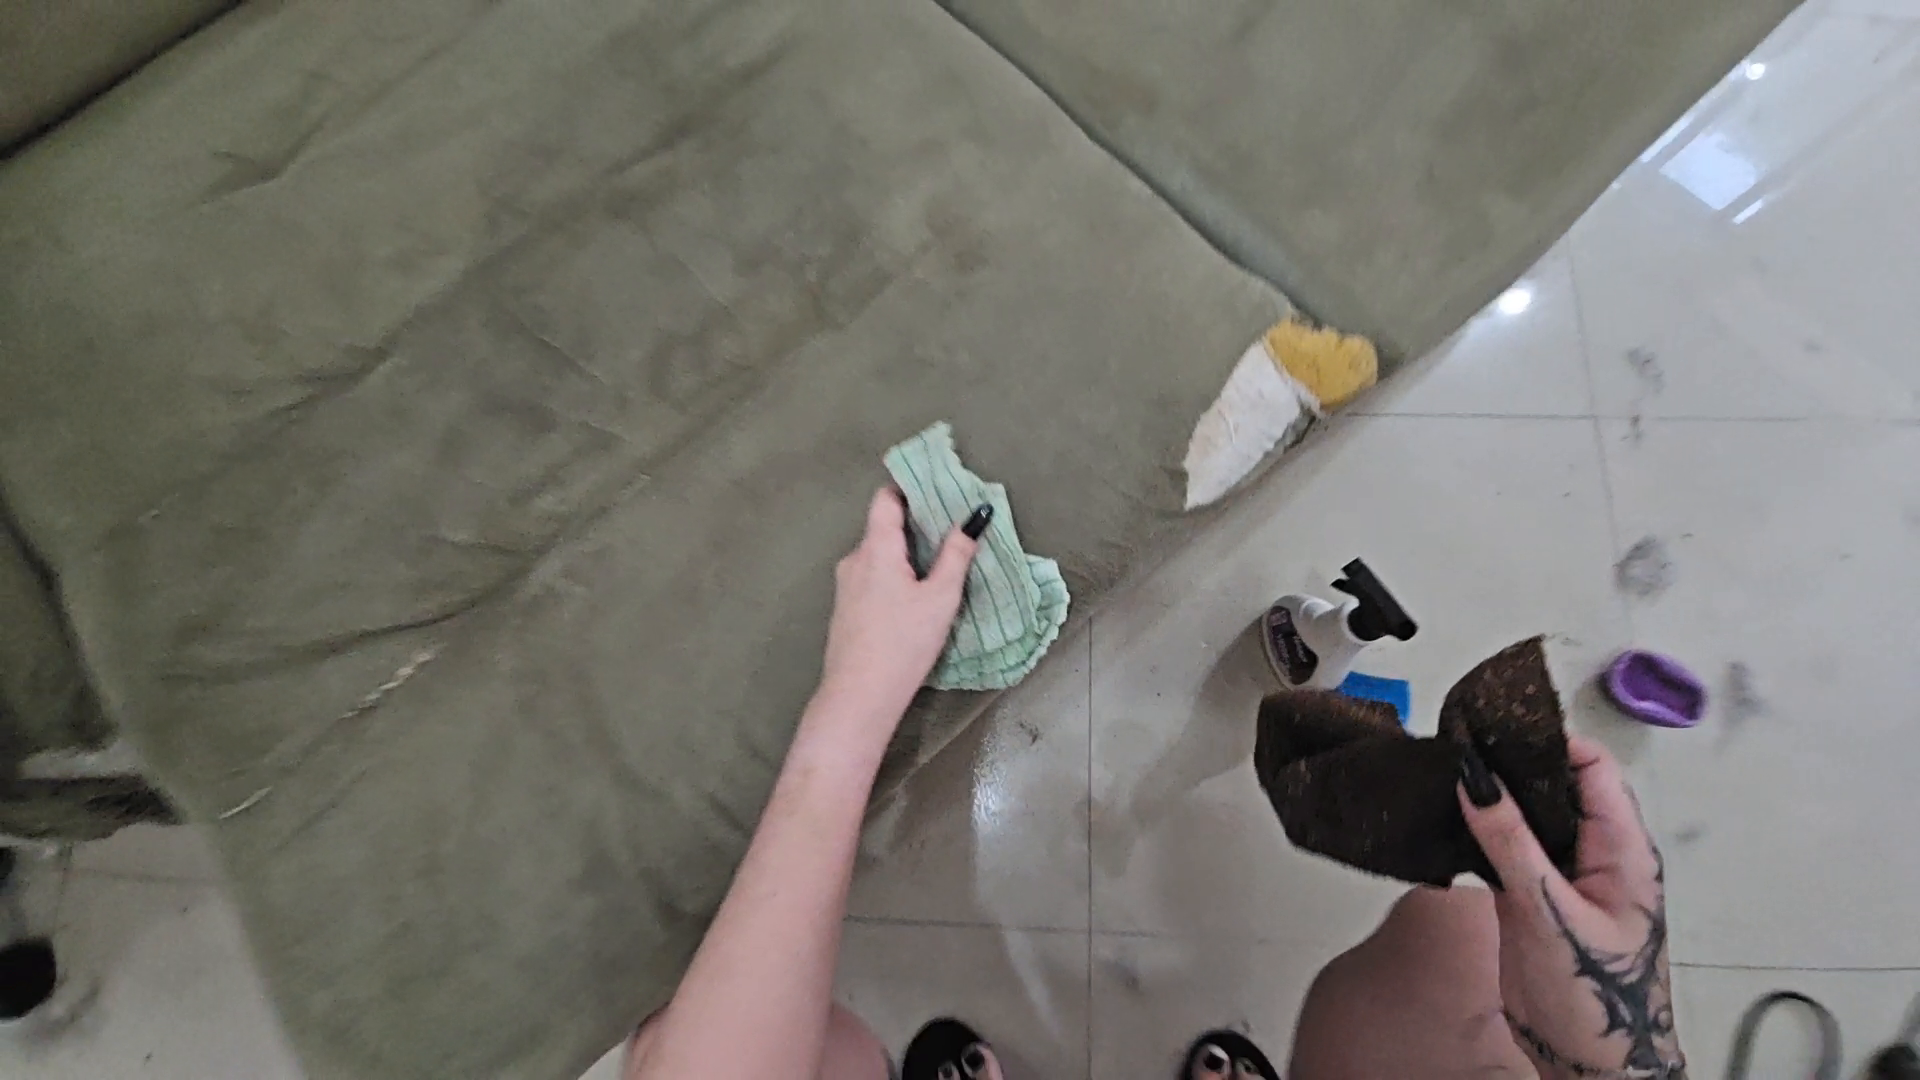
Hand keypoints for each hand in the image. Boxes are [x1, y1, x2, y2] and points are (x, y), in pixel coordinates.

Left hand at [815, 488, 985, 722]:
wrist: (859, 696)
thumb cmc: (904, 641)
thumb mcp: (940, 597)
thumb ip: (956, 555)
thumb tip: (975, 516)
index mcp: (876, 548)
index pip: (885, 499)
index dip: (909, 489)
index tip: (936, 491)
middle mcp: (854, 559)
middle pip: (883, 528)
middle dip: (915, 527)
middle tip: (949, 532)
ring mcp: (845, 586)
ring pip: (877, 556)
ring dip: (904, 555)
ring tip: (936, 568)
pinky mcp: (845, 610)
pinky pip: (871, 578)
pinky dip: (892, 577)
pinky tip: (912, 599)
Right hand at [1458, 735, 1683, 1078]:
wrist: (1587, 1064)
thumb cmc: (1596, 998)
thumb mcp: (1551, 913)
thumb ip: (1510, 842)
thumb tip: (1474, 775)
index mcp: (1622, 853)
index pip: (1593, 769)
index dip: (1548, 739)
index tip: (1495, 724)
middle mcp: (1593, 853)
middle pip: (1554, 782)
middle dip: (1509, 756)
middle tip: (1458, 737)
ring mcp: (1559, 870)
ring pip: (1525, 809)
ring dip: (1490, 788)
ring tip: (1444, 765)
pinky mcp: (1529, 889)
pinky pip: (1503, 838)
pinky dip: (1476, 819)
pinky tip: (1445, 809)